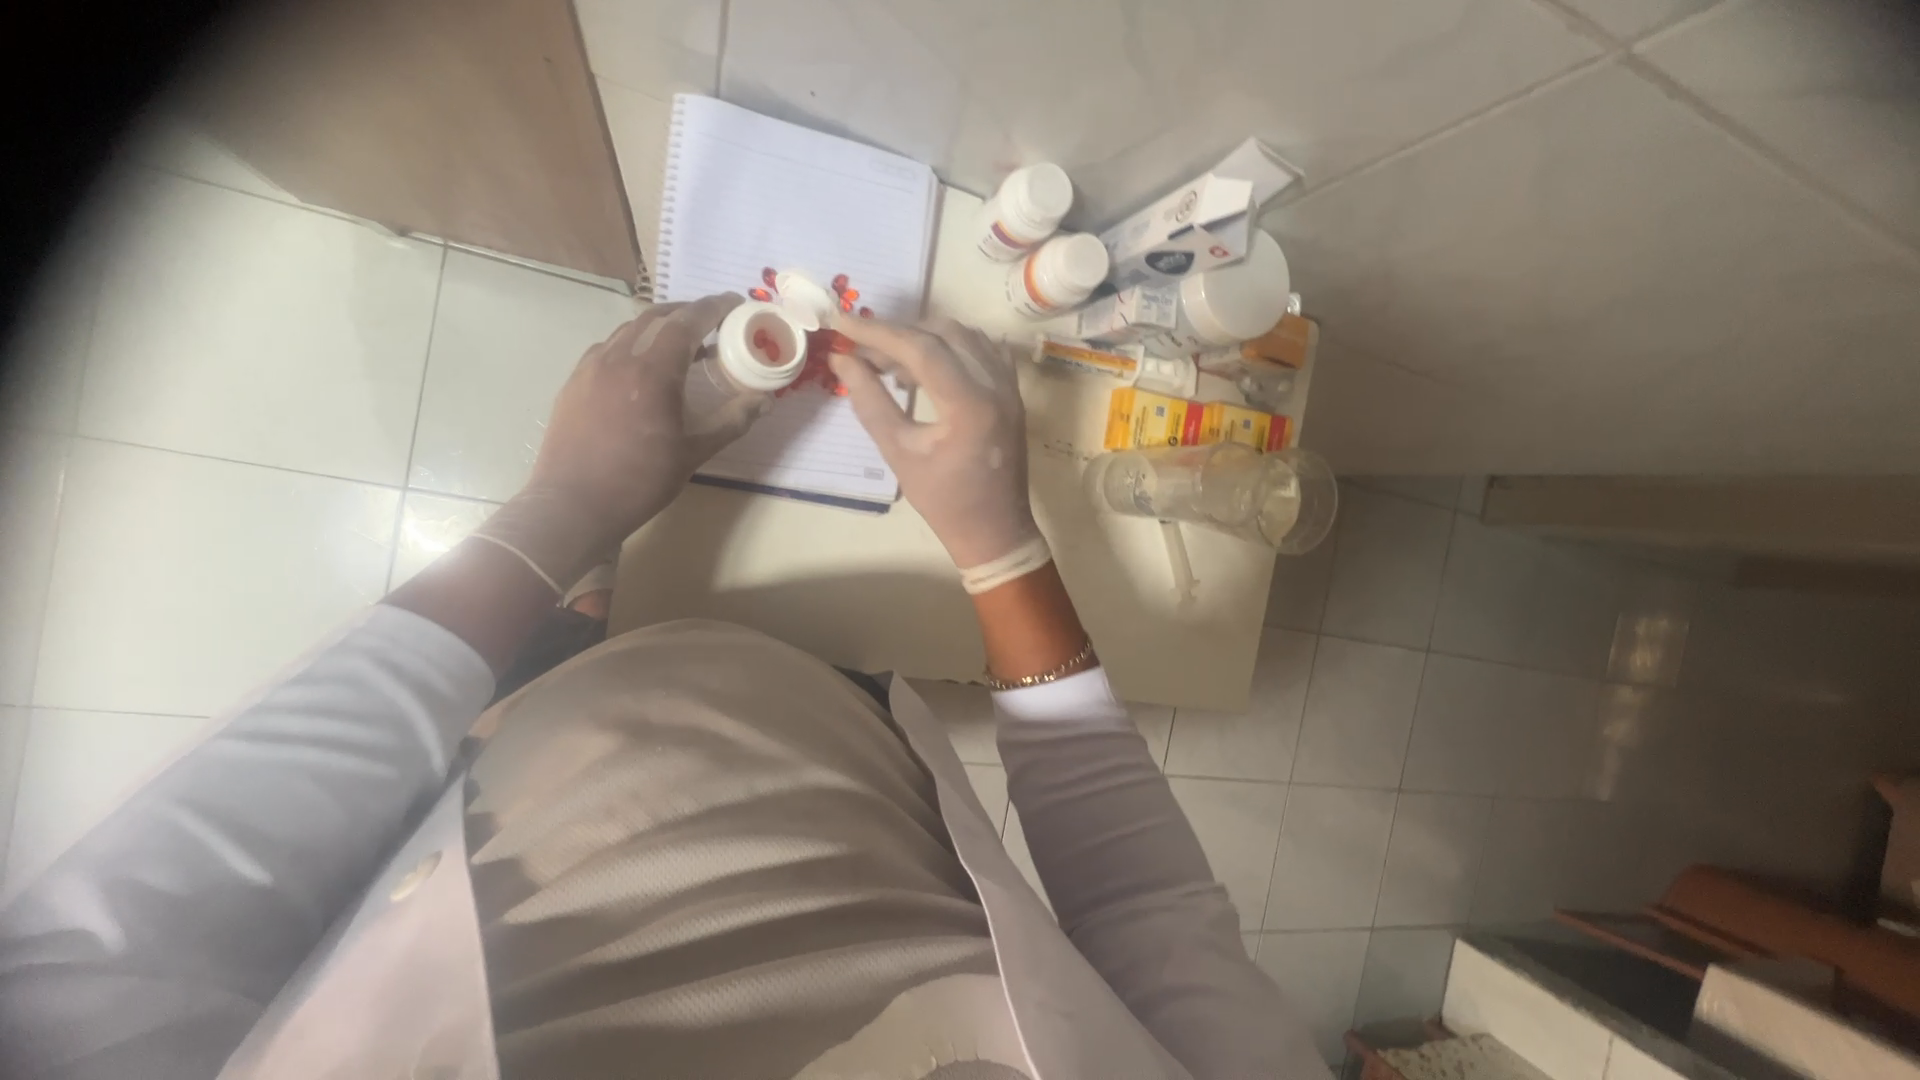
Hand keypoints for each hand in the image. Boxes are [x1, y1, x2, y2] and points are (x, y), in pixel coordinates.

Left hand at [477, 294, 766, 591]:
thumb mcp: (695, 452)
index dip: (714, 307)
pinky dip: (633, 344)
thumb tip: (765, 400)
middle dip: (687, 311)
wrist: (574, 505)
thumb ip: (732, 421)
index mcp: (653, 371)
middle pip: (656, 317)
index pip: (687, 322)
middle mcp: (619, 357)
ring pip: (629, 330)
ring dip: (659, 325)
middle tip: (713, 319)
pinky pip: (608, 348)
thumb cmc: (641, 480)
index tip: (735, 302)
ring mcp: (591, 368)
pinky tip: (642, 365)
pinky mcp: (575, 382)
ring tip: (681, 340)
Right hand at [827, 315, 1038, 570]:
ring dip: (925, 338)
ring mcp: (1010, 387)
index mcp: (969, 405)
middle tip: (863, 351)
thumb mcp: (898, 453)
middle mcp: (996, 385)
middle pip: (943, 333)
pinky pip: (984, 350)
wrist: (994, 529)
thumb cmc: (943, 500)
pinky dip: (954, 346)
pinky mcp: (1013, 392)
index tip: (842, 324)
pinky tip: (929, 365)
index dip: (877, 332)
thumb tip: (842, 360)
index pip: (920, 348)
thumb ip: (870, 401)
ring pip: (965, 336)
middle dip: (898, 334)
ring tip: (892, 364)